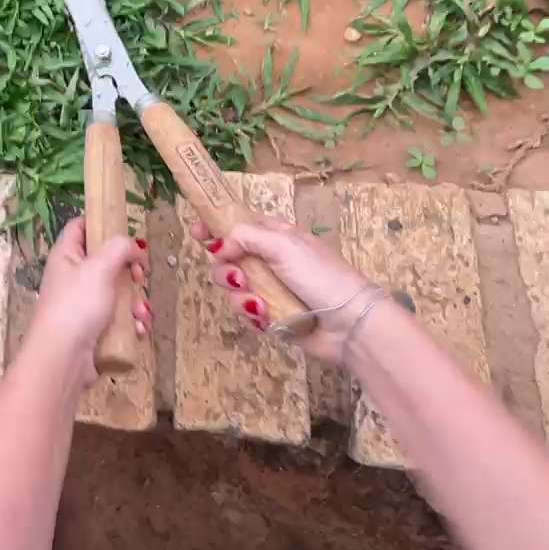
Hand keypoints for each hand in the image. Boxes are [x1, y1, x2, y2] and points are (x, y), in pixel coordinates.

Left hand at [24, 217, 151, 378]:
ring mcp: (83, 302)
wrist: (63, 358)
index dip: (102, 223)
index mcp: (67, 254)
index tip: (125, 231)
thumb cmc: (76, 305)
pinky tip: (138, 329)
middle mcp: (73, 275)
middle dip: (129, 269)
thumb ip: (119, 248)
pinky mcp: (93, 326)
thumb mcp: (99, 267)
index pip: (81, 226)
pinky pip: (118, 316)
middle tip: (140, 276)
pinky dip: (131, 321)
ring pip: (117, 291)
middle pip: (106, 260)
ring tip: (140, 313)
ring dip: (135, 301)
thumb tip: (134, 246)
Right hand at [190, 216, 375, 363]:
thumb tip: (219, 244)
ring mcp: (269, 288)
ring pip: (232, 286)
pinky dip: (252, 314)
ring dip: (238, 294)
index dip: (215, 226)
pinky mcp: (270, 315)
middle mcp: (269, 260)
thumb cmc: (320, 276)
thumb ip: (245, 236)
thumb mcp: (283, 244)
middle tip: (237, 277)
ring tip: (257, 302)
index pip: (237, 224)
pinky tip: (266, 317)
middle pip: (227, 257)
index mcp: (275, 236)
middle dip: (224, 268)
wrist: (350, 325)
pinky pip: (245, 310)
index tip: (197, 233)